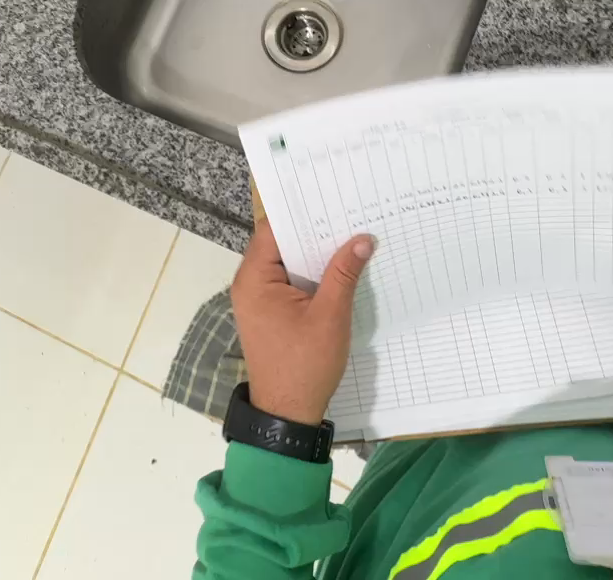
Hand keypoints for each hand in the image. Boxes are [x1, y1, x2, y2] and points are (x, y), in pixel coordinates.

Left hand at [230, 182, 373, 423]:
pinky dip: (310, 272)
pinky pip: (289, 280)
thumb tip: (363, 239)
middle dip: (312, 230)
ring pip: (287, 261)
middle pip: (280, 243)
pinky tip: (338, 264)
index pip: (273, 230)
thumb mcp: (330, 317)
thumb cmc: (304, 365)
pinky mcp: (270, 311)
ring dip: (313, 252)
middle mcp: (249, 283)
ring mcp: (258, 298)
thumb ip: (343, 274)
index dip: (300, 212)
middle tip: (346, 209)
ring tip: (347, 231)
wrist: (288, 416)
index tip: (328, 196)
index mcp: (254, 279)